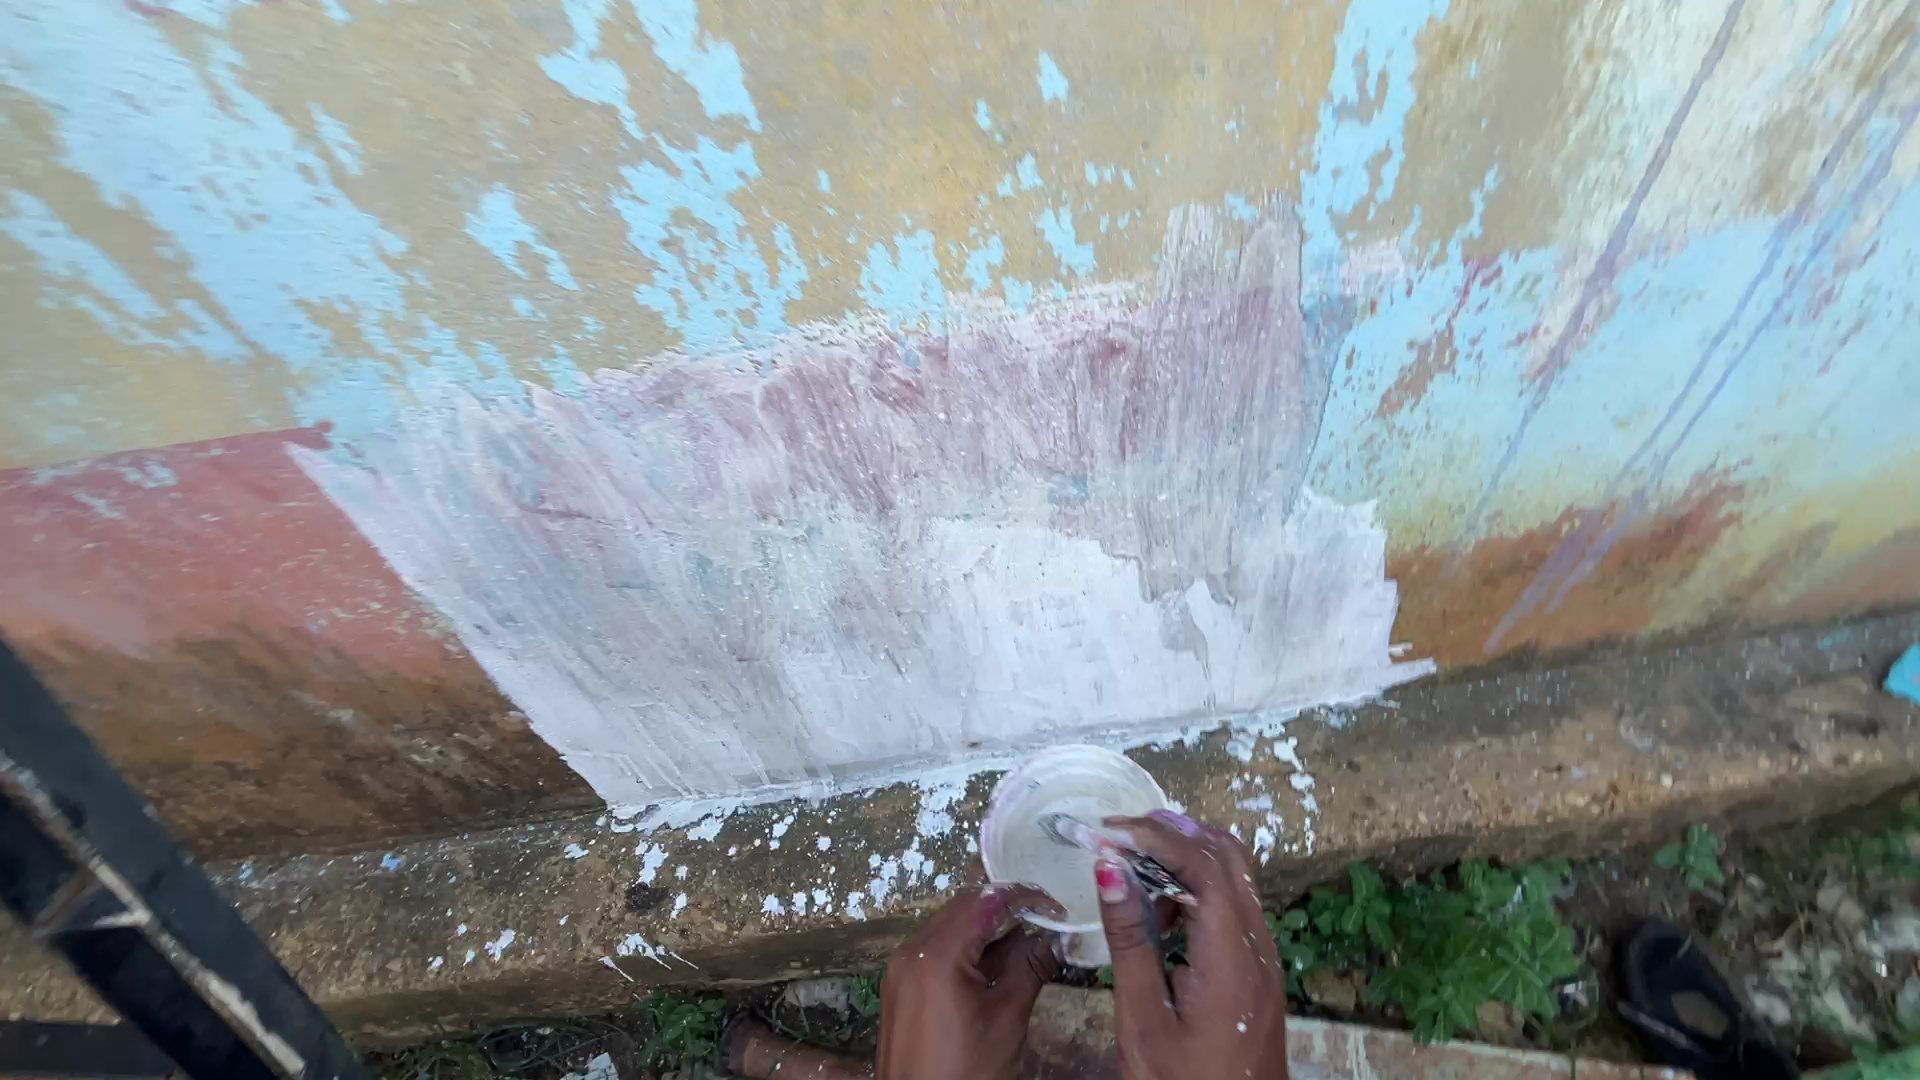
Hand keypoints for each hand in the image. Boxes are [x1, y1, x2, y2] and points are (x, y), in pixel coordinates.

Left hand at [876, 884, 1064, 1079]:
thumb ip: (1028, 968)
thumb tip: (1050, 937)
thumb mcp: (1006, 1021)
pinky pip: (936, 947)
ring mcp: (901, 966)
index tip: (1054, 906)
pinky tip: (993, 960)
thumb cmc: (967, 1074)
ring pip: (948, 925)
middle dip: (1003, 907)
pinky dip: (965, 945)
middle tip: (1042, 918)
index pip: (983, 902)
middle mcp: (912, 949)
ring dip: (985, 925)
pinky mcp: (900, 984)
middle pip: (962, 907)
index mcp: (937, 954)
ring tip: (1024, 937)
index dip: (1021, 897)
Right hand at [1097, 810, 1288, 1079]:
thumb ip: (1130, 939)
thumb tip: (1108, 867)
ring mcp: (1263, 956)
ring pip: (1234, 874)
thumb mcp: (1144, 1019)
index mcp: (1232, 957)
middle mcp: (1258, 946)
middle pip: (1227, 856)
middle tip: (1120, 834)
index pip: (1202, 865)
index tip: (1107, 832)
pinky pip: (1232, 901)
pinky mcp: (1257, 968)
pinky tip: (1159, 905)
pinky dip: (1196, 882)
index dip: (1154, 836)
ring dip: (1185, 853)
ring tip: (1133, 861)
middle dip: (1172, 832)